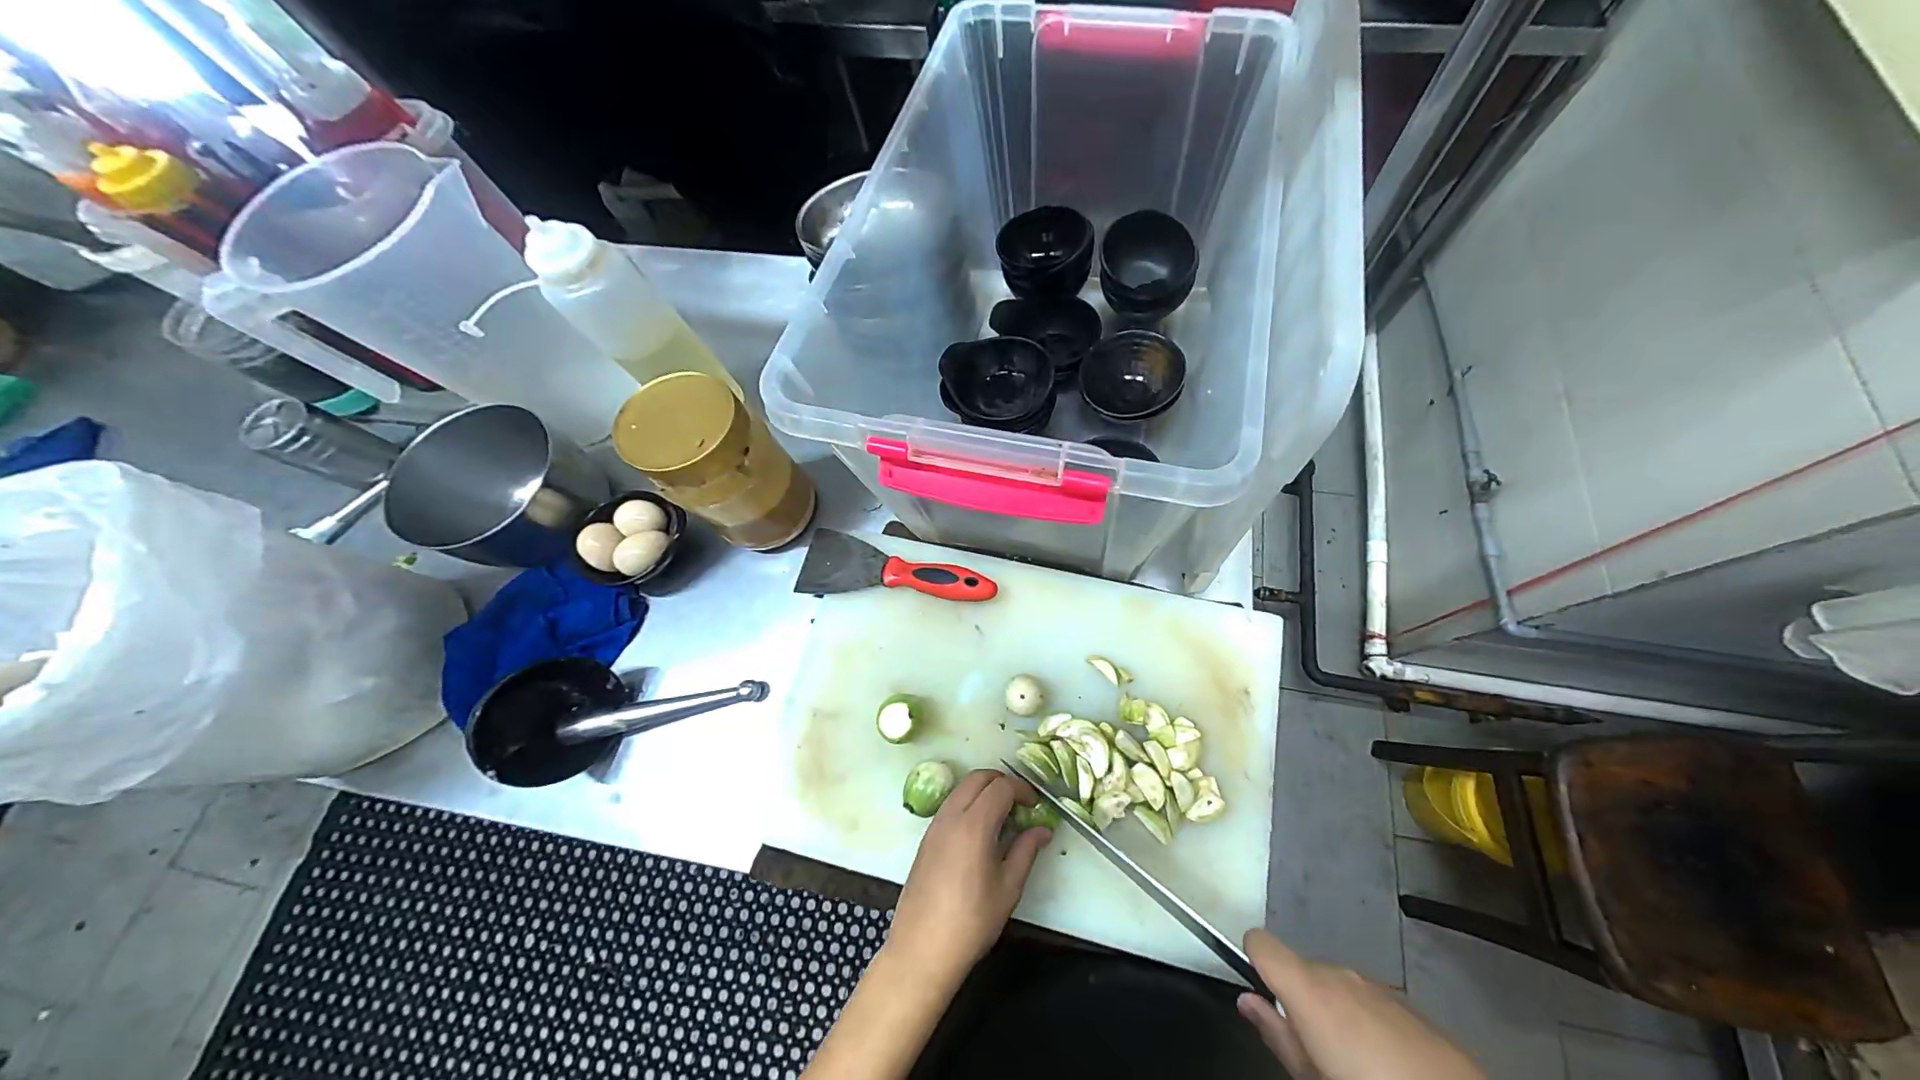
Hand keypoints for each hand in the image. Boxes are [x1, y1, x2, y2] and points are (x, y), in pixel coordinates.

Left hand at [886, 769, 1051, 985]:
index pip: (1000, 787)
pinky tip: (980, 833)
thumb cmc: (972, 920)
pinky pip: (950, 806)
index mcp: (974, 824)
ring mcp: (934, 826)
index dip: (1022, 790)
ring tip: (1003, 818)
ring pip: (961, 790)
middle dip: (1002, 783)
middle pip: (977, 778)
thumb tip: (1042, 829)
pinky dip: (968, 804)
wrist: (922, 948)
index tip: (1035, 806)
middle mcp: (950, 816)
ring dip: (983, 792)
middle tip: (1021, 804)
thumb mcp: (1008, 887)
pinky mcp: (925, 838)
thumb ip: (1026, 850)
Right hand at [1237, 929, 1484, 1079]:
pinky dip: (1366, 1021)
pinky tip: (1385, 1063)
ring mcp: (1378, 987)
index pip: (1261, 942)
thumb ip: (1276, 1035)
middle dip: (1298, 999)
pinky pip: (1369, 1001)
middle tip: (1311, 1048)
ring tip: (1352, 1061)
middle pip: (1300, 969)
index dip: (1253, 960)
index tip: (1261, 992)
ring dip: (1334, 1011)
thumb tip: (1248, 1002)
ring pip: (1336, 986)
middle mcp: (1340, 975)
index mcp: (1308, 988)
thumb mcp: (1310, 1075)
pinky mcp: (1409, 1005)